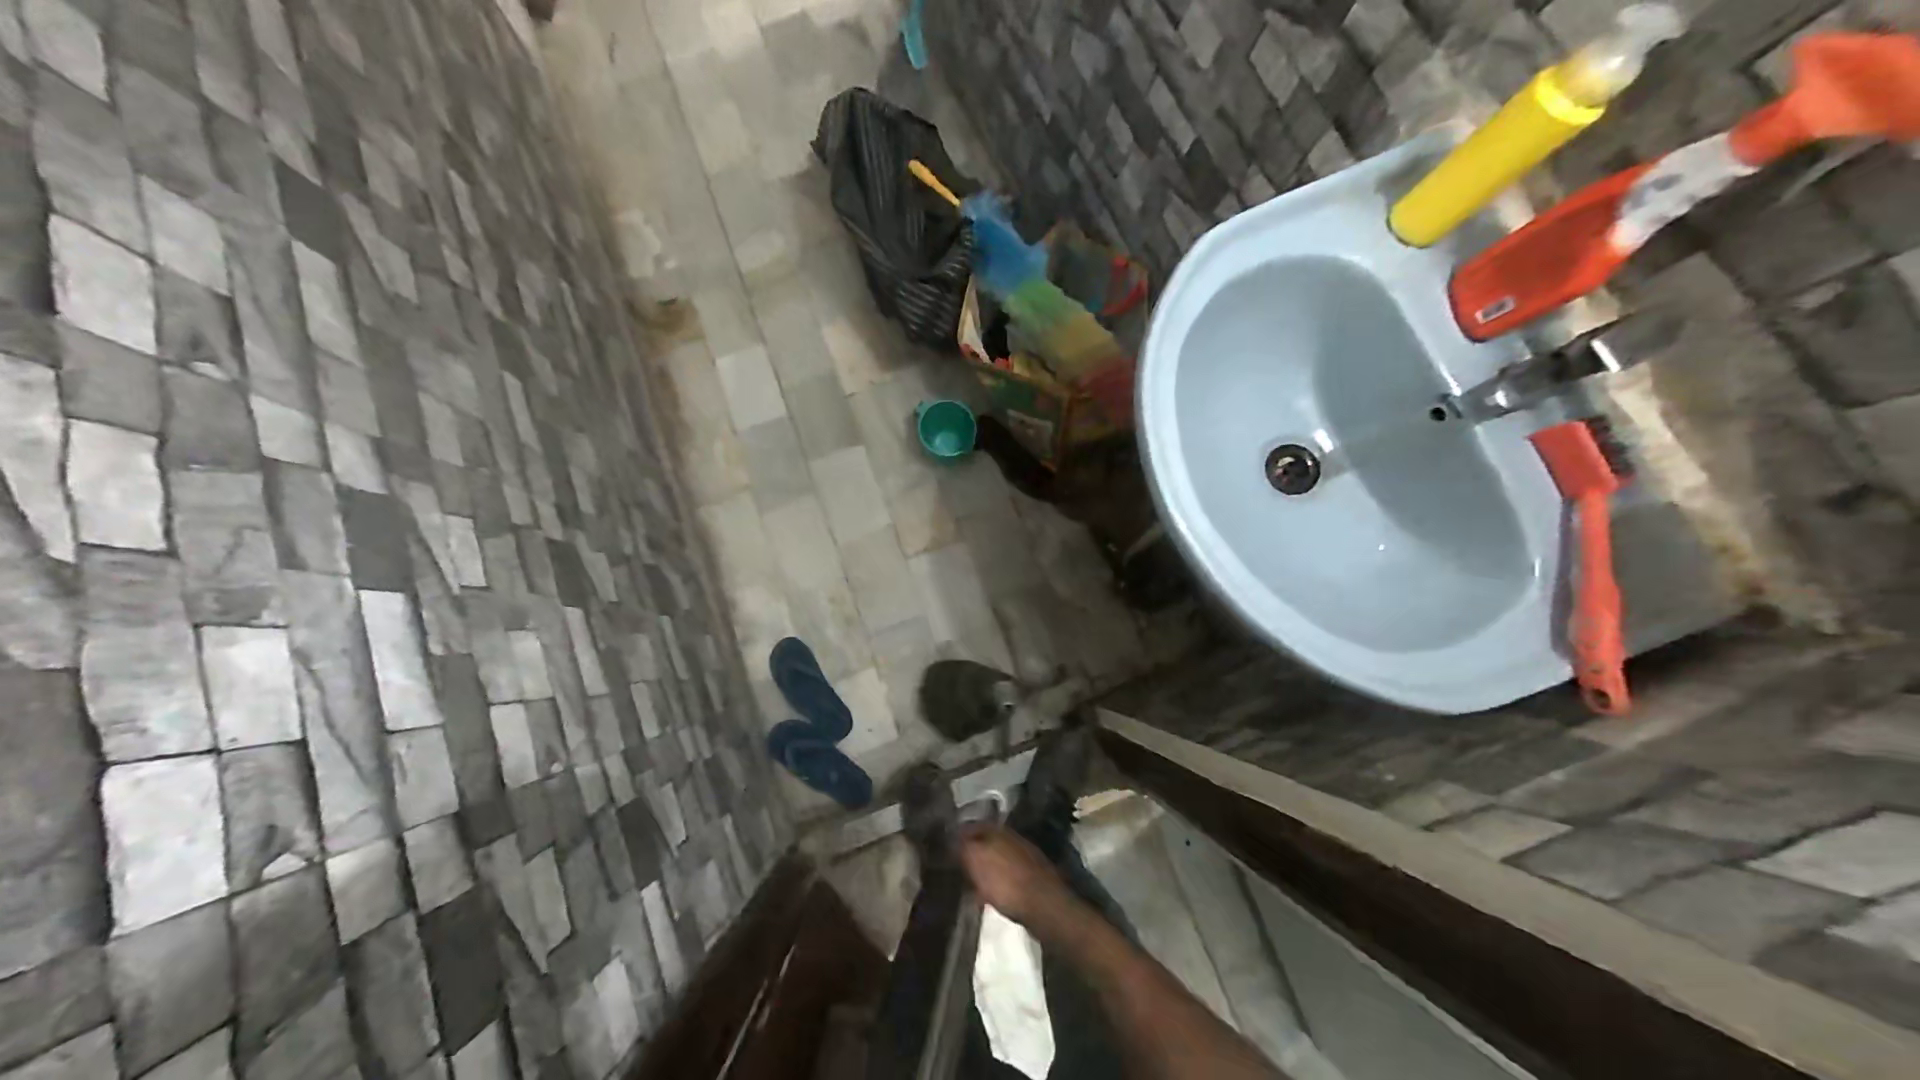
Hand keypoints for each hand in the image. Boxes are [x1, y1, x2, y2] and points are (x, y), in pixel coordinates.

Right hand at [958, 824, 1082, 936]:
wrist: (1044, 906)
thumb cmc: (1005, 881)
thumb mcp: (975, 859)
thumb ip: (960, 846)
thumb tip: (949, 838)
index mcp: (997, 829)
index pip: (969, 826)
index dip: (954, 836)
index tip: (942, 849)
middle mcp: (1011, 838)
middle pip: (983, 842)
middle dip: (970, 853)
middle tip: (953, 867)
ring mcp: (1024, 858)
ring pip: (995, 859)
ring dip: (983, 869)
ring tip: (969, 884)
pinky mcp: (1032, 878)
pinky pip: (1006, 876)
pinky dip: (995, 883)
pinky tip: (988, 896)